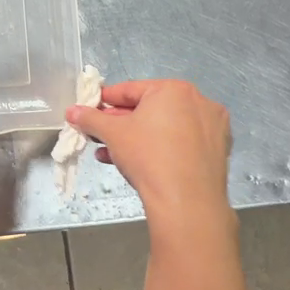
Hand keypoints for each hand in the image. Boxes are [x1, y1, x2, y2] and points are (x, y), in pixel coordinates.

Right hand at [67, 80, 231, 217]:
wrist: (186, 200)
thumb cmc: (147, 155)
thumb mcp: (111, 133)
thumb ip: (89, 118)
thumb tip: (72, 111)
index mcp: (174, 90)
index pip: (129, 90)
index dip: (103, 101)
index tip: (88, 111)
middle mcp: (198, 101)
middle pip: (148, 108)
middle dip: (119, 123)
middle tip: (99, 135)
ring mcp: (213, 126)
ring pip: (164, 127)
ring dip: (134, 137)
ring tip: (110, 153)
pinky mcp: (217, 149)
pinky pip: (180, 141)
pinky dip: (158, 147)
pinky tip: (137, 162)